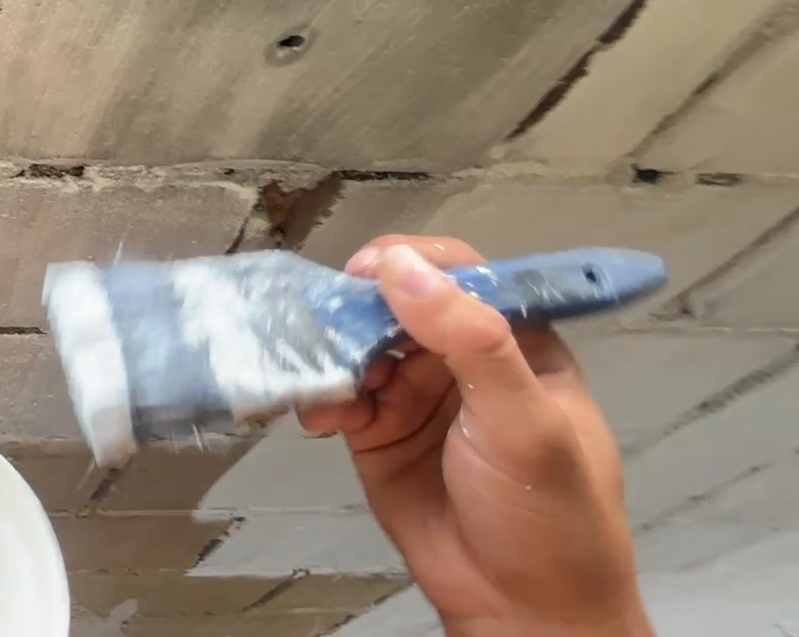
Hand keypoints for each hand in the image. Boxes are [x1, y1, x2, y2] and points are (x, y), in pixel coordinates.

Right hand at [299, 236, 650, 635]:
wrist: (515, 610)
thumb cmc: (546, 515)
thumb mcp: (522, 424)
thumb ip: (470, 341)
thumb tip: (400, 265)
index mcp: (512, 344)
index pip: (461, 274)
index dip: (412, 261)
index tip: (366, 270)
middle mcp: (454, 356)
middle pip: (391, 300)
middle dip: (352, 306)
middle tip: (322, 319)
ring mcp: (408, 387)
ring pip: (351, 340)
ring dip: (326, 351)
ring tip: (320, 377)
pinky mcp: (369, 420)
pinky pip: (331, 388)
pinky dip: (317, 395)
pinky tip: (322, 419)